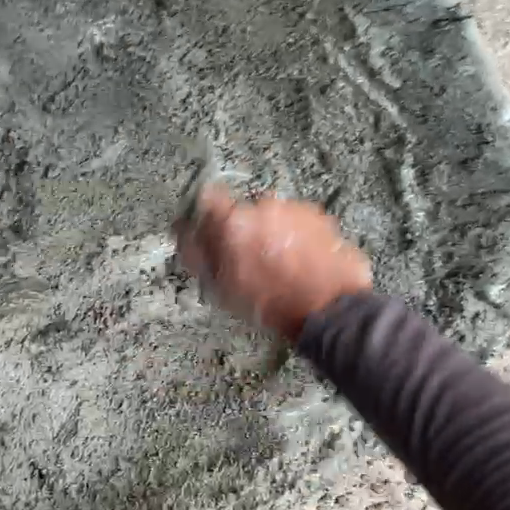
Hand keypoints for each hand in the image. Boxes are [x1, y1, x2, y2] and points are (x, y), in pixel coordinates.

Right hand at [172, 184, 373, 341]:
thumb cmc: (273, 302)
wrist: (327, 309)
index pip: (207, 199)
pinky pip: (297, 224)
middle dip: (241, 230)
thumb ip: (196, 253)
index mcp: (233, 221)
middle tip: (245, 259)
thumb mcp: (220, 286)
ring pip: (271, 218)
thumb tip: (181, 234)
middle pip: (242, 212)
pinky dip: (293, 238)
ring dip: (268, 234)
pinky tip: (295, 263)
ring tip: (275, 266)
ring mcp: (295, 211)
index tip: (206, 226)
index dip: (205, 215)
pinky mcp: (320, 219)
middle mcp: (264, 207)